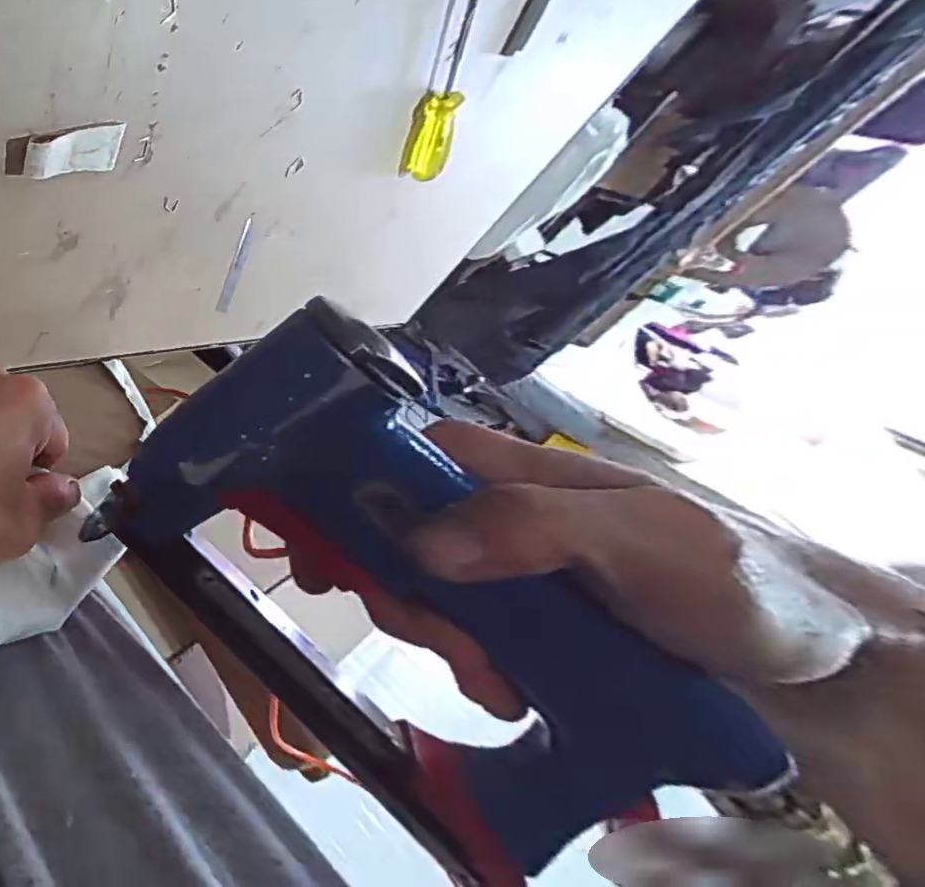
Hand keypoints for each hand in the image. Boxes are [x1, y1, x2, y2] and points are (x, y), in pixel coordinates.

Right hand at [291, 421, 870, 718]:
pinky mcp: (507, 617)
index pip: (380, 458)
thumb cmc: (735, 577)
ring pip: (410, 590)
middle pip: (381, 536)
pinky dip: (466, 668)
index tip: (321, 555)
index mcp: (487, 466)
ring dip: (436, 640)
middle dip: (398, 594)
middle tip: (443, 639)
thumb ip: (531, 525)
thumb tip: (419, 546)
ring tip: (494, 676)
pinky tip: (508, 689)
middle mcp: (471, 508)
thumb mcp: (641, 536)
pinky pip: (451, 636)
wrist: (824, 667)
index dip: (335, 496)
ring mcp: (487, 565)